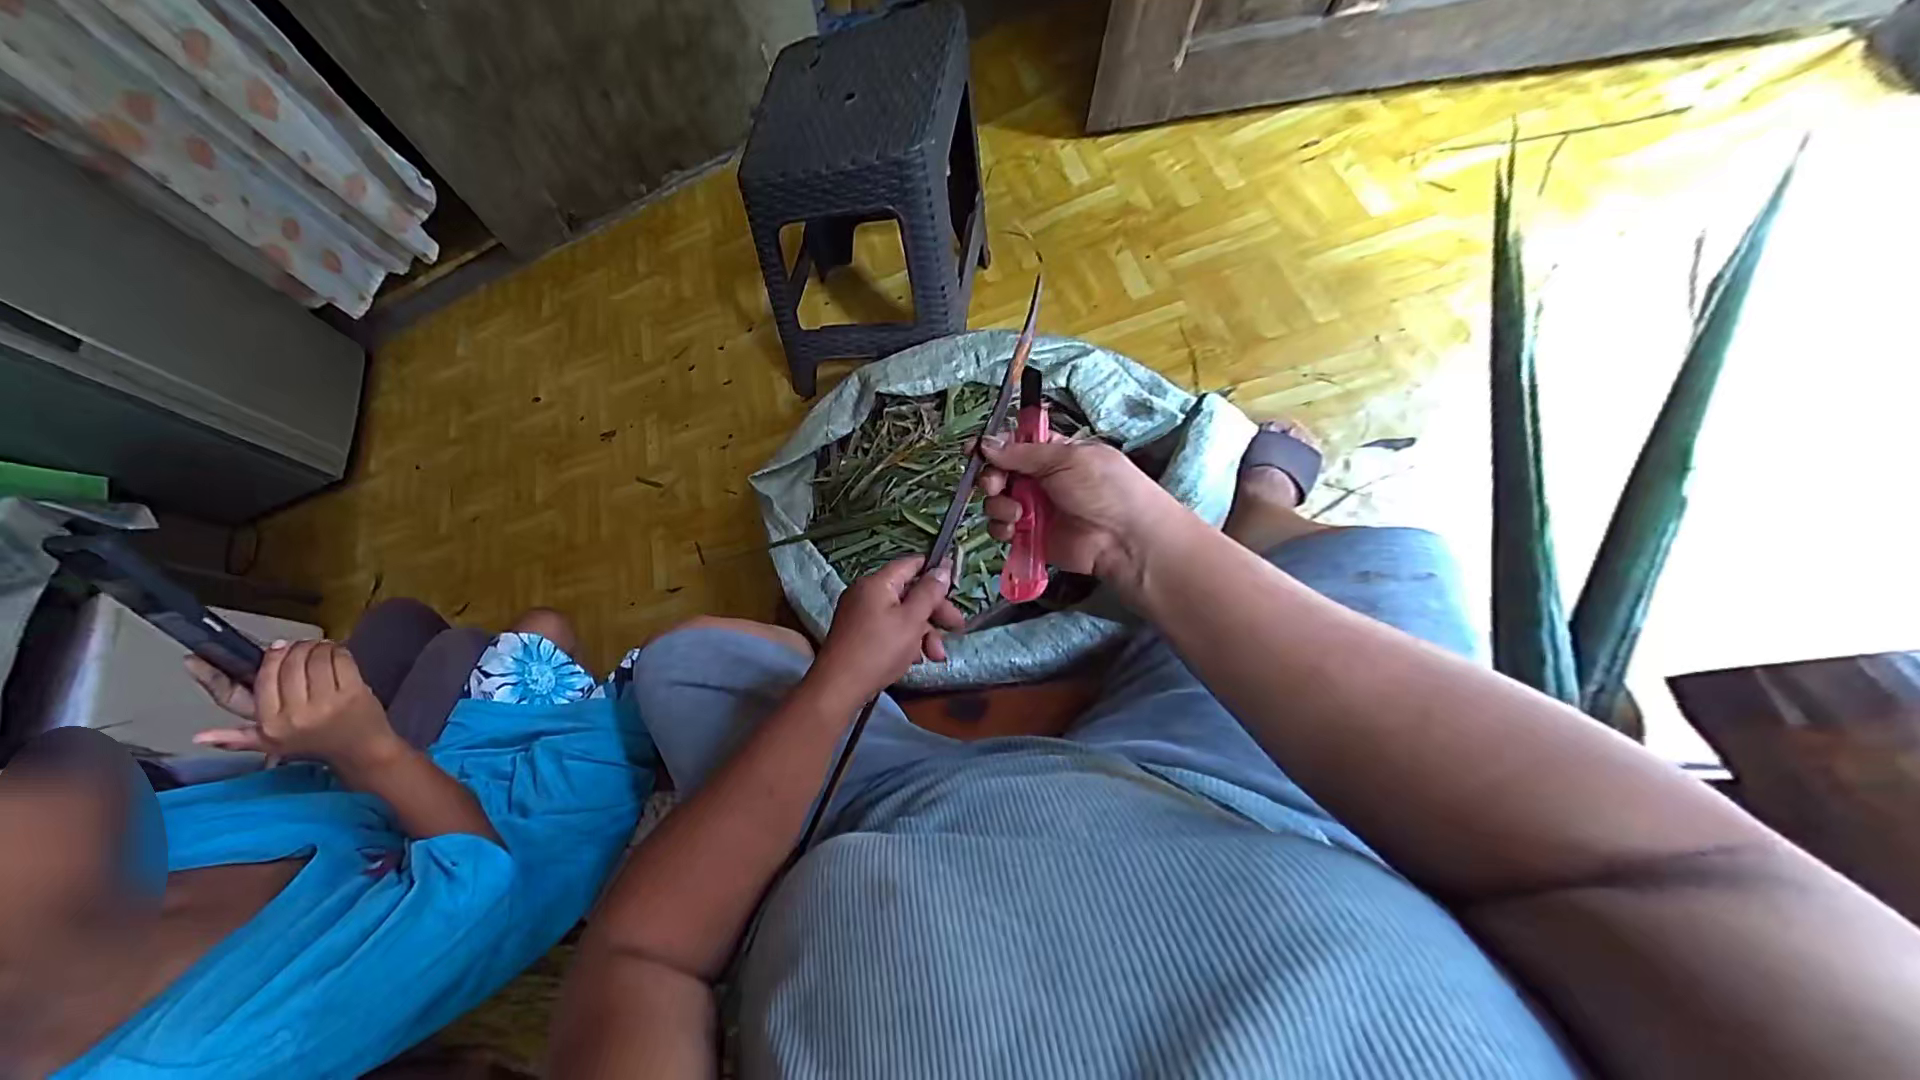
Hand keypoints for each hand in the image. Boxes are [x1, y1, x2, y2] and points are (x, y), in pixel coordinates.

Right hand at [192, 640, 402, 770]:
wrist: (361, 750)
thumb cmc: (315, 744)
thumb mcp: (272, 744)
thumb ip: (237, 737)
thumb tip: (197, 737)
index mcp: (272, 723)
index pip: (262, 680)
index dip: (267, 658)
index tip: (274, 645)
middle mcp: (296, 713)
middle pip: (289, 666)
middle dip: (293, 649)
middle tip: (298, 644)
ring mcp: (327, 702)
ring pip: (315, 660)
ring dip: (316, 647)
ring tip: (317, 645)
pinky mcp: (354, 692)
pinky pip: (341, 662)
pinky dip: (337, 651)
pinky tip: (335, 650)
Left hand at [814, 557, 965, 699]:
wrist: (838, 687)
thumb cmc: (879, 650)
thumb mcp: (912, 620)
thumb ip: (929, 592)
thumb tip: (943, 568)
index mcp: (878, 582)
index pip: (912, 564)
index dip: (936, 571)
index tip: (957, 586)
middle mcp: (866, 592)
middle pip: (909, 592)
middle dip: (934, 612)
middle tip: (957, 628)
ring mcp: (860, 613)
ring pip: (901, 614)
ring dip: (923, 632)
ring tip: (935, 656)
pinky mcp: (858, 633)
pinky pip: (888, 628)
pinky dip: (905, 640)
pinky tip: (915, 660)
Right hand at [978, 434, 1189, 586]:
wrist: (1124, 539)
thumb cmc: (1105, 489)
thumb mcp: (1066, 459)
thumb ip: (1022, 453)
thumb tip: (986, 443)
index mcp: (1053, 453)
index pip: (1014, 445)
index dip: (993, 446)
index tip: (974, 450)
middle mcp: (1040, 480)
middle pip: (999, 473)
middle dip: (991, 477)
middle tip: (995, 483)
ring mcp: (1034, 510)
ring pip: (996, 501)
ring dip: (998, 504)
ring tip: (1016, 512)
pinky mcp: (1030, 537)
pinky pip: (1002, 529)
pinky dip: (1002, 528)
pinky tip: (1015, 529)